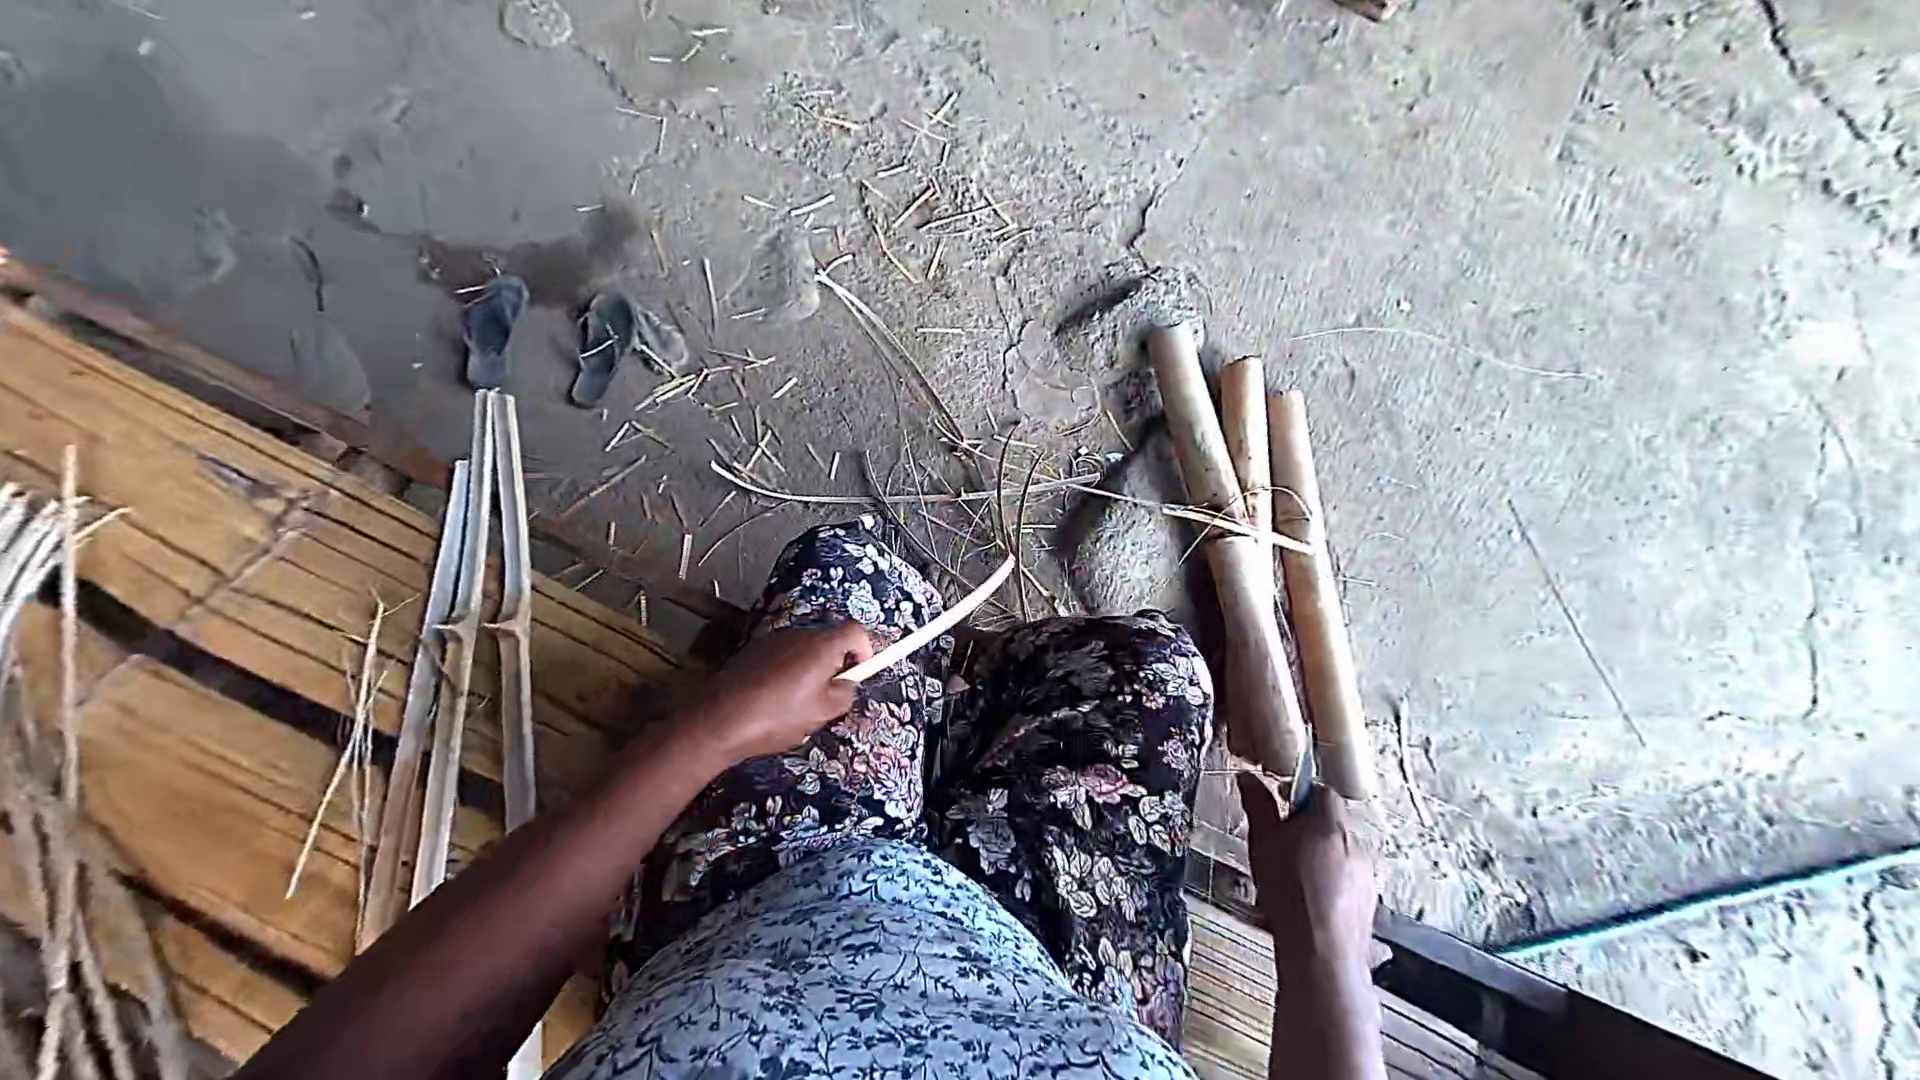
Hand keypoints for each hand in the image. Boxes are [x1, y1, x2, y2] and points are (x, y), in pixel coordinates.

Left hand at [689, 623, 874, 765]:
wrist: (719, 720)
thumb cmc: (778, 715)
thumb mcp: (823, 711)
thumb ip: (846, 692)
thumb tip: (847, 683)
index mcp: (821, 645)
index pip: (856, 631)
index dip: (865, 650)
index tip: (859, 673)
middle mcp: (799, 635)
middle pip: (829, 642)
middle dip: (834, 666)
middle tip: (829, 697)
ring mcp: (773, 641)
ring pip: (804, 651)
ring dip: (808, 671)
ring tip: (797, 705)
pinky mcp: (752, 652)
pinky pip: (782, 658)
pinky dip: (786, 674)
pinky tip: (773, 702)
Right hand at [1237, 775, 1376, 973]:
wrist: (1319, 950)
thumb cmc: (1289, 892)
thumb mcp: (1262, 840)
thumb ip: (1257, 805)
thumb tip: (1249, 779)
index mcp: (1330, 823)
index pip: (1321, 791)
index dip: (1299, 792)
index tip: (1280, 799)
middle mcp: (1355, 844)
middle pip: (1331, 819)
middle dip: (1307, 823)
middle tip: (1281, 835)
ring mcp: (1366, 874)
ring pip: (1340, 848)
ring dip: (1319, 849)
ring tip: (1292, 867)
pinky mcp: (1368, 899)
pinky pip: (1348, 874)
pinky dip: (1331, 875)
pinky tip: (1309, 891)